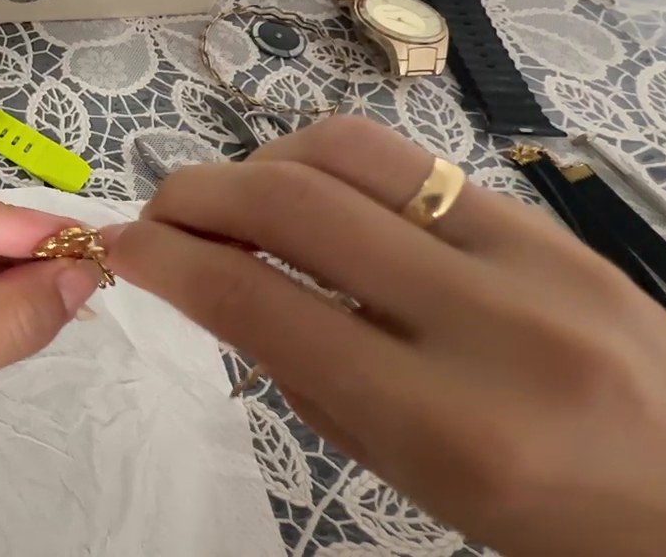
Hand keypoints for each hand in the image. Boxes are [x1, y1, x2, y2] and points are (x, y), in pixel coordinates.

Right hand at [101, 116, 665, 556]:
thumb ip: (288, 360)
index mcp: (449, 423)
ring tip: (234, 203)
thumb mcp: (395, 465)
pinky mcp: (547, 220)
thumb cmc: (539, 516)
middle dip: (188, 196)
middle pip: (287, 201)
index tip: (117, 246)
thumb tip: (199, 271)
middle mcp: (494, 324)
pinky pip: (398, 156)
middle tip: (157, 218)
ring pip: (339, 148)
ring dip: (251, 165)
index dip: (163, 259)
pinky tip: (308, 197)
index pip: (256, 302)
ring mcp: (533, 256)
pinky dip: (317, 164)